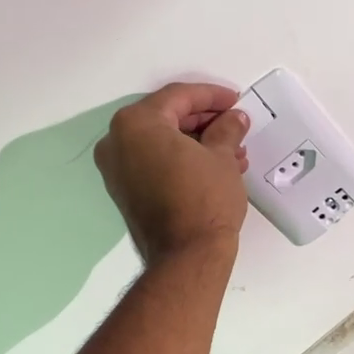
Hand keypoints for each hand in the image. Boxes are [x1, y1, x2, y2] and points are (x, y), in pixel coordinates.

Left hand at [94, 82, 250, 263]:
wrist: (187, 256)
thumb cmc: (205, 200)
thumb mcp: (223, 158)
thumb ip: (227, 130)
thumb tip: (234, 118)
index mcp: (136, 123)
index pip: (177, 97)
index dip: (212, 96)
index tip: (236, 101)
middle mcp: (117, 141)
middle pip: (166, 118)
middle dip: (205, 122)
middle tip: (236, 127)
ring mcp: (117, 169)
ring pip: (162, 143)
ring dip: (198, 144)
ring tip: (234, 154)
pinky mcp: (125, 192)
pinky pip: (155, 164)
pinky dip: (182, 161)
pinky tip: (214, 168)